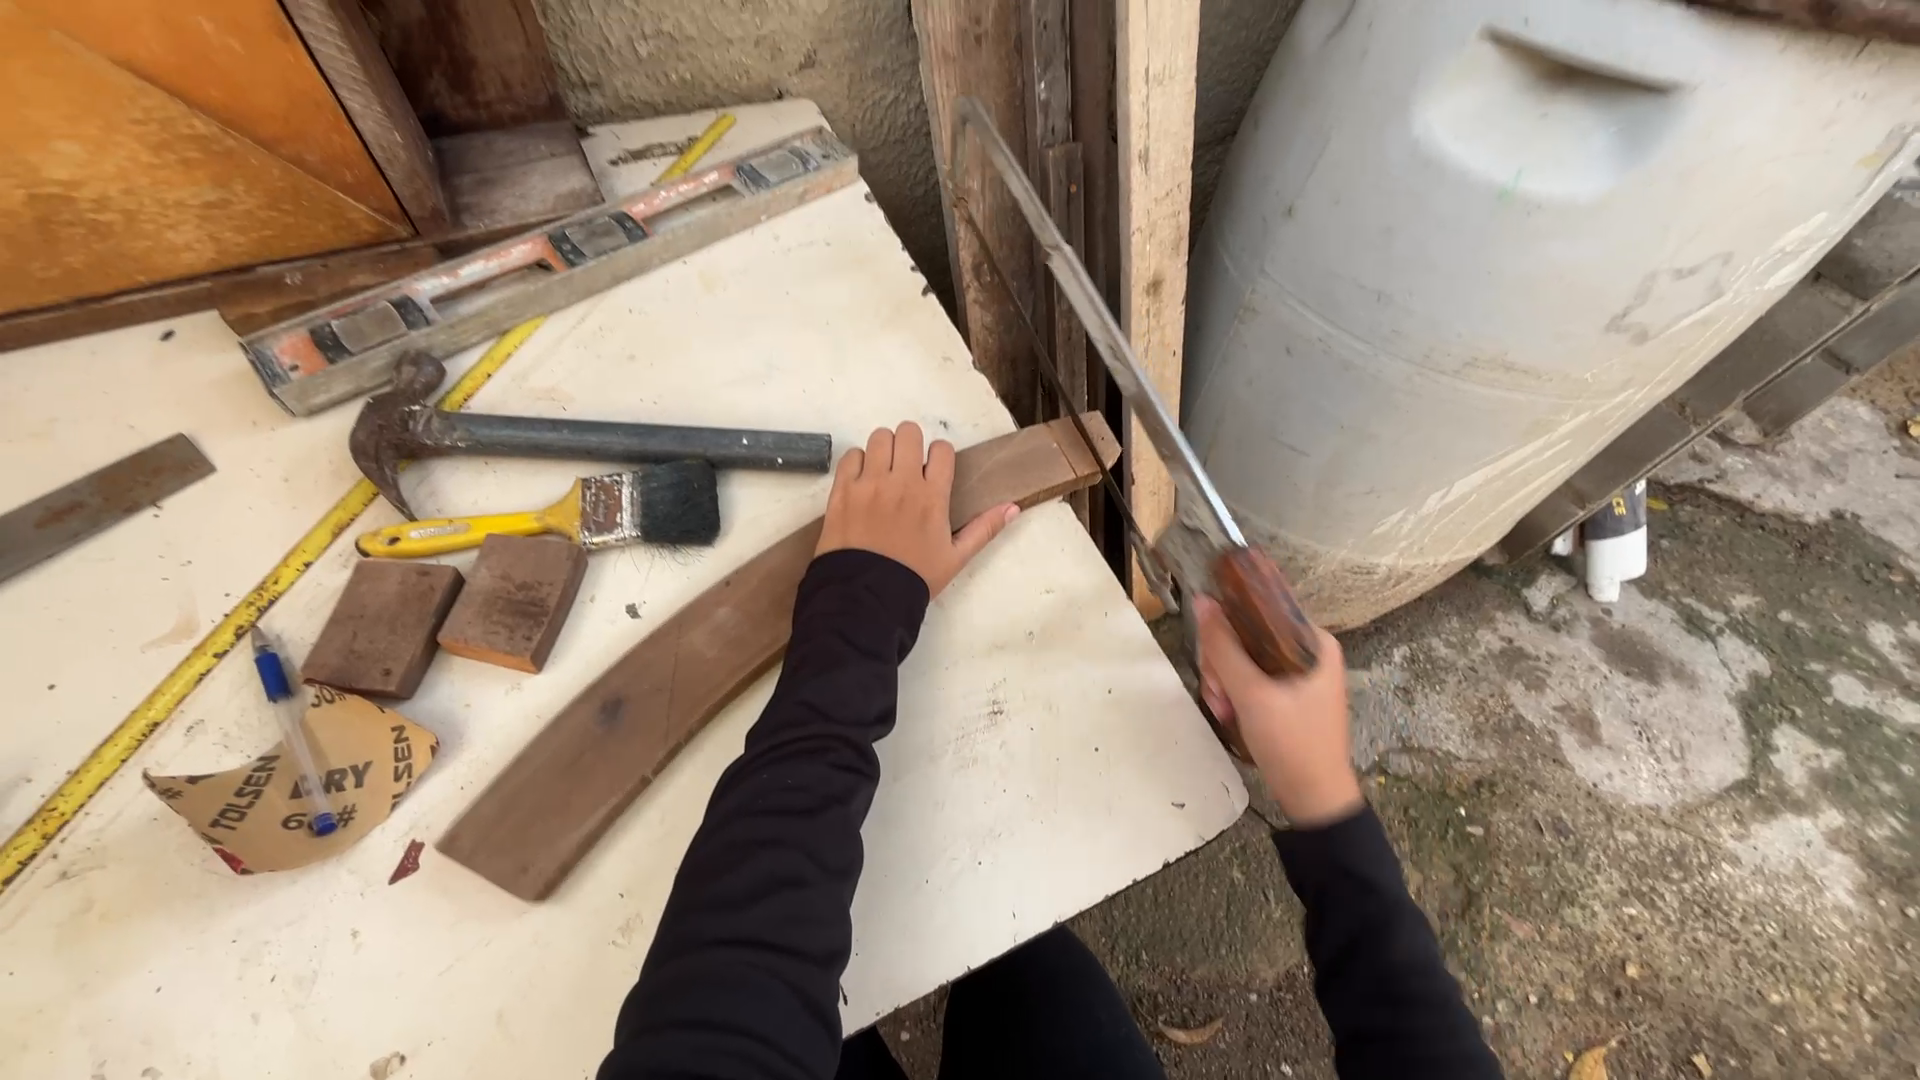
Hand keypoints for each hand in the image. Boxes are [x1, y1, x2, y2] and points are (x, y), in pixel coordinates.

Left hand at [816, 422, 1019, 596]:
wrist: (867, 597)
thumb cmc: (914, 578)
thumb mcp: (956, 558)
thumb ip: (984, 529)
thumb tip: (1014, 508)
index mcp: (932, 496)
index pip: (941, 449)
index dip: (939, 456)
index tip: (933, 470)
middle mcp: (901, 482)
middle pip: (908, 433)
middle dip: (910, 444)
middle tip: (906, 465)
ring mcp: (869, 484)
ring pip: (878, 438)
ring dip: (883, 449)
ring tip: (883, 470)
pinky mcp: (842, 491)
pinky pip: (850, 456)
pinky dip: (858, 462)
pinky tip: (862, 480)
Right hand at [1193, 596, 1361, 826]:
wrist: (1313, 797)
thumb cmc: (1291, 742)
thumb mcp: (1251, 693)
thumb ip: (1224, 647)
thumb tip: (1202, 601)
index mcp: (1313, 641)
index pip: (1261, 608)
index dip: (1229, 625)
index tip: (1213, 651)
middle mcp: (1308, 650)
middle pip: (1247, 634)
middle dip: (1222, 662)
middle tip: (1218, 691)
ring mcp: (1297, 672)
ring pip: (1243, 657)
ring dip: (1224, 681)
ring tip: (1222, 708)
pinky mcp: (1287, 692)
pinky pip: (1250, 677)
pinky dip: (1234, 693)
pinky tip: (1228, 712)